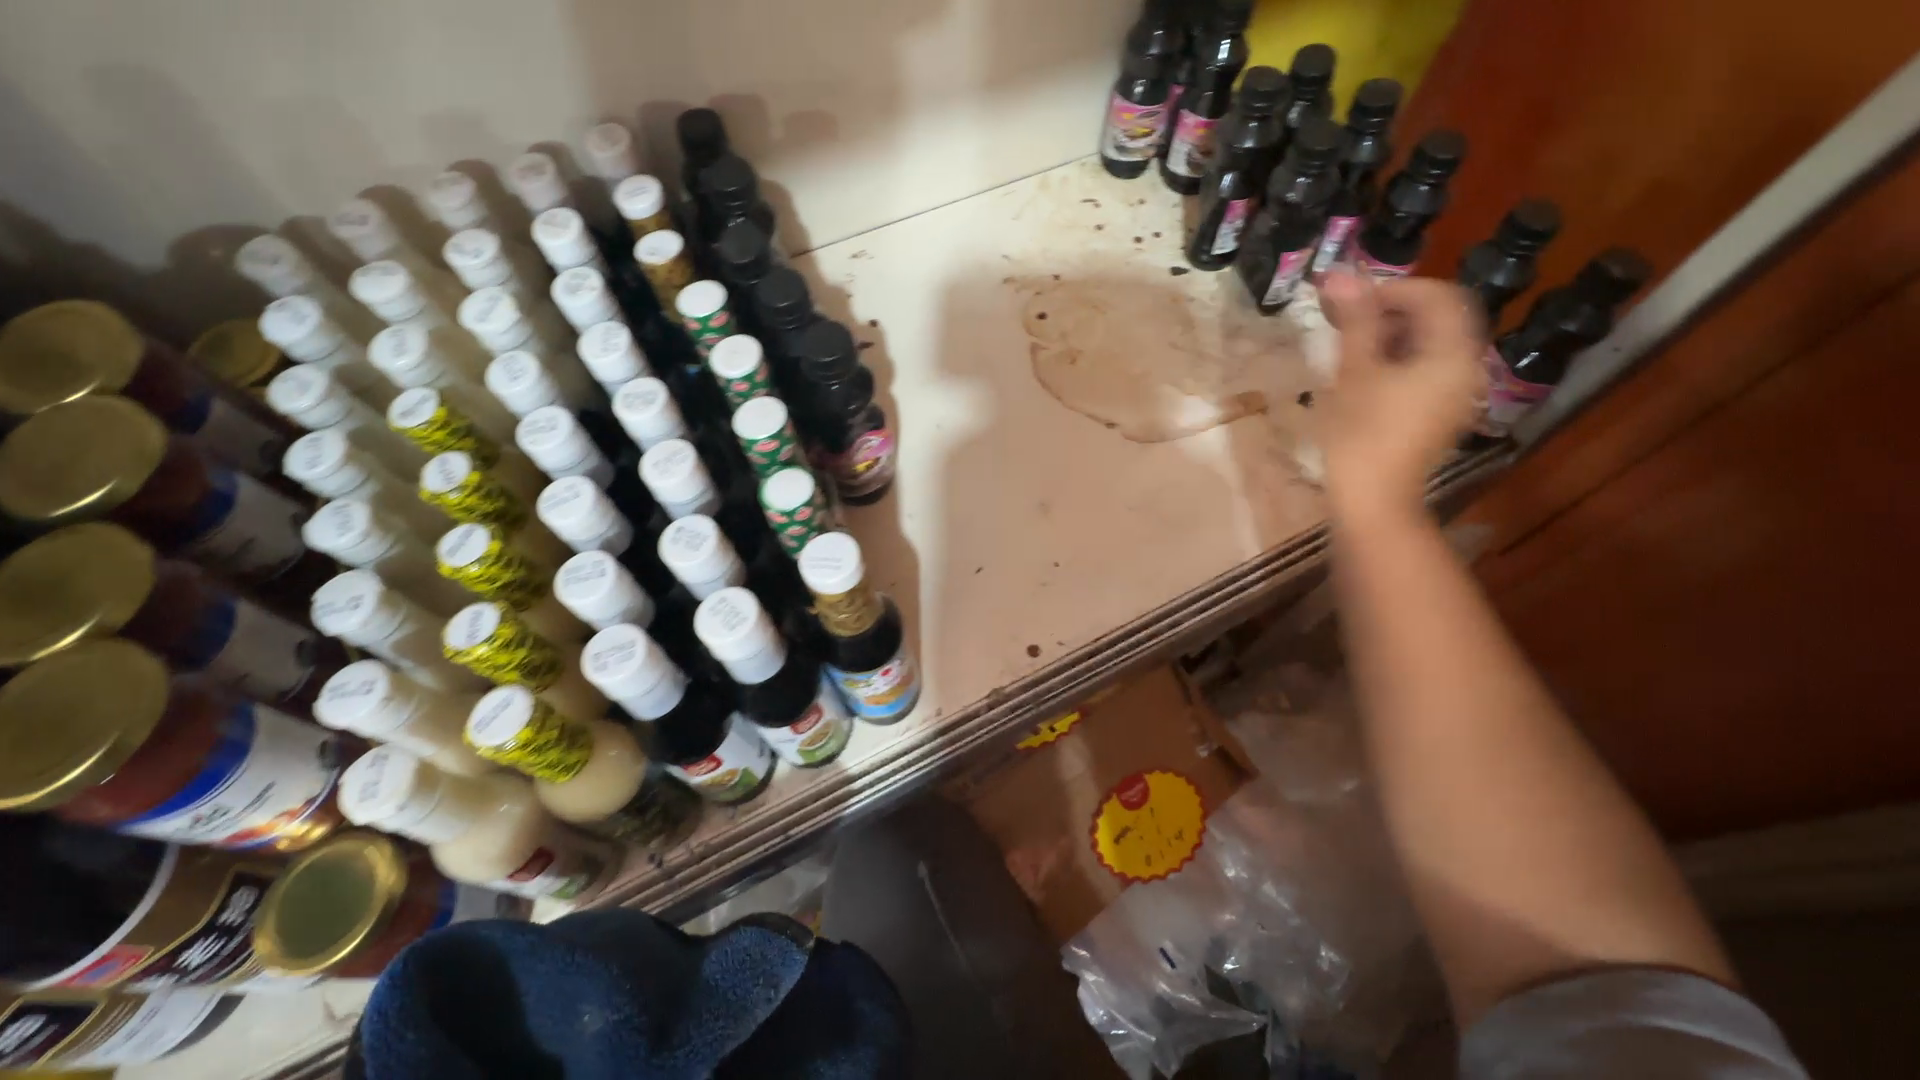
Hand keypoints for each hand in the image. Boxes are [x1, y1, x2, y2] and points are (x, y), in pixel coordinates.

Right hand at [1317, 271, 1486, 518]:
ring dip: (1393, 336)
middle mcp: (1466, 369)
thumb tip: (1342, 274)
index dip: (1394, 288)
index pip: (1437, 296)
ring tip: (1350, 348)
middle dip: (1392, 311)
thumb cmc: (1362, 435)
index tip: (1351, 301)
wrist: (1374, 501)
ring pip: (1431, 346)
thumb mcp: (1355, 371)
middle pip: (1438, 319)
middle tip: (1346, 320)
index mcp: (1452, 354)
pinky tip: (1365, 376)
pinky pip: (1427, 372)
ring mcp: (1456, 395)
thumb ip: (1355, 319)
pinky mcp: (1441, 415)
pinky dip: (1400, 361)